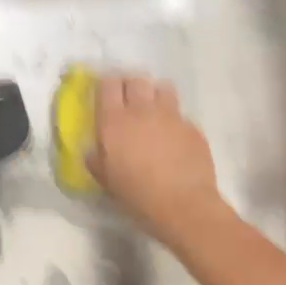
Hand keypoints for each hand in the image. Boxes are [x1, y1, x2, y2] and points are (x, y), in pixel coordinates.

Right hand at [88, 75, 229, 241]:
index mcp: (115, 121)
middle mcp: (142, 110)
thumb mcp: (105, 178)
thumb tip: (93, 150)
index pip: (108, 84)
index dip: (107, 85)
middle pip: (137, 79)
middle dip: (131, 85)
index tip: (106, 93)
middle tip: (129, 100)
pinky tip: (174, 138)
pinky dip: (175, 120)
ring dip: (156, 95)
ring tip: (155, 111)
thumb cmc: (137, 194)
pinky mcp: (193, 128)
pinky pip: (181, 114)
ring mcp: (171, 116)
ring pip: (163, 88)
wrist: (183, 205)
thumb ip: (96, 158)